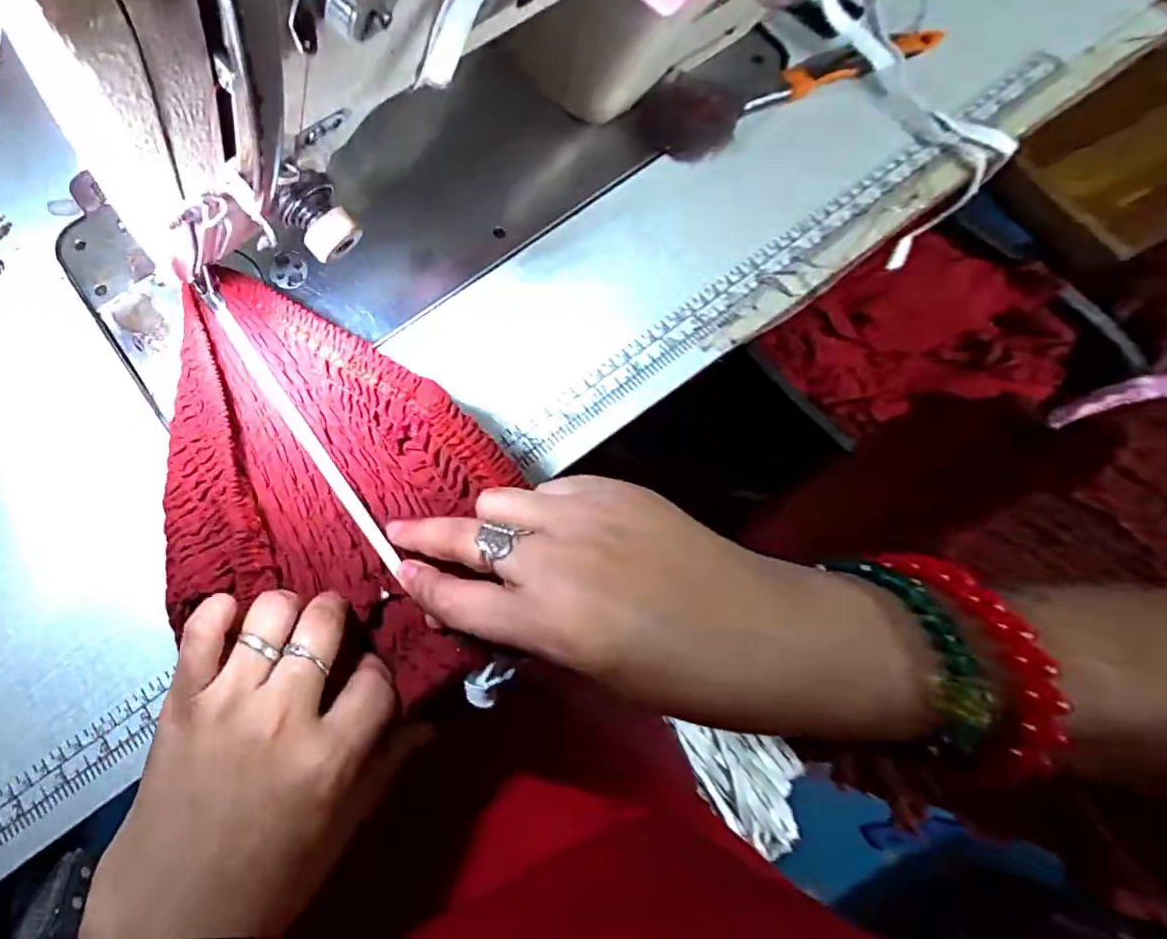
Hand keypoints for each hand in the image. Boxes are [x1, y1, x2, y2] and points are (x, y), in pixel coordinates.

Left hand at [83, 591, 425, 937]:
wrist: (174, 913)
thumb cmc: (270, 876)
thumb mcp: (341, 830)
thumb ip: (385, 766)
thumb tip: (428, 719)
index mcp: (328, 758)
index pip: (375, 679)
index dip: (378, 671)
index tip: (367, 676)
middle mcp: (281, 716)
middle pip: (323, 624)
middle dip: (336, 615)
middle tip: (332, 625)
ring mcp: (226, 700)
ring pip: (270, 613)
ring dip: (288, 608)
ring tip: (289, 623)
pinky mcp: (182, 697)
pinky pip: (202, 627)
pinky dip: (220, 609)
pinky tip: (234, 616)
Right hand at [386, 476, 937, 740]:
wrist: (770, 629)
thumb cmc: (682, 678)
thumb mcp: (593, 672)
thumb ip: (530, 633)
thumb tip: (485, 606)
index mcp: (548, 622)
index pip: (459, 599)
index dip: (421, 585)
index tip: (396, 571)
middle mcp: (552, 560)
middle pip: (465, 537)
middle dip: (423, 535)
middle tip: (398, 532)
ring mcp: (581, 514)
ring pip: (502, 501)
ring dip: (491, 521)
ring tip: (500, 536)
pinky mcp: (610, 487)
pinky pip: (550, 489)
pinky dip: (543, 508)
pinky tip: (565, 526)